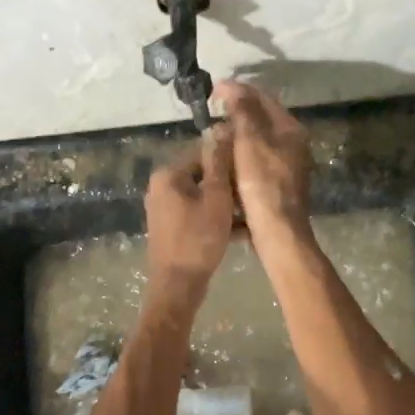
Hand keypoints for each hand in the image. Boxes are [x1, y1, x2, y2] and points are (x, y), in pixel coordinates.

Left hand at [144, 126, 235, 295]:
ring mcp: (164, 209)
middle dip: (229, 183)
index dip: (229, 158)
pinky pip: (198, 213)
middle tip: (253, 193)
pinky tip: (241, 229)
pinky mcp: (171, 228)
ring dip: (226, 203)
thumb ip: (218, 162)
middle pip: (202, 174)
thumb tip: (220, 128)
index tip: (251, 168)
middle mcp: (161, 187)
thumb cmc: (198, 238)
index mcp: (168, 175)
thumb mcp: (216, 197)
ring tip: (251, 212)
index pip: (203, 151)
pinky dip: (217, 218)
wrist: (178, 286)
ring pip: (202, 196)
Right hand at [213, 80, 312, 242]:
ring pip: (258, 141)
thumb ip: (242, 112)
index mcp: (291, 130)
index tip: (213, 90)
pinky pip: (255, 161)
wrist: (277, 231)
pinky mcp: (277, 184)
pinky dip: (239, 156)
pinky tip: (224, 161)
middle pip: (262, 119)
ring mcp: (287, 165)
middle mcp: (294, 144)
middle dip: (236, 113)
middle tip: (212, 112)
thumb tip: (233, 87)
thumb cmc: (263, 184)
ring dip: (236, 135)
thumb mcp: (250, 143)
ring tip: (214, 135)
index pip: (264, 98)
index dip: (238, 90)